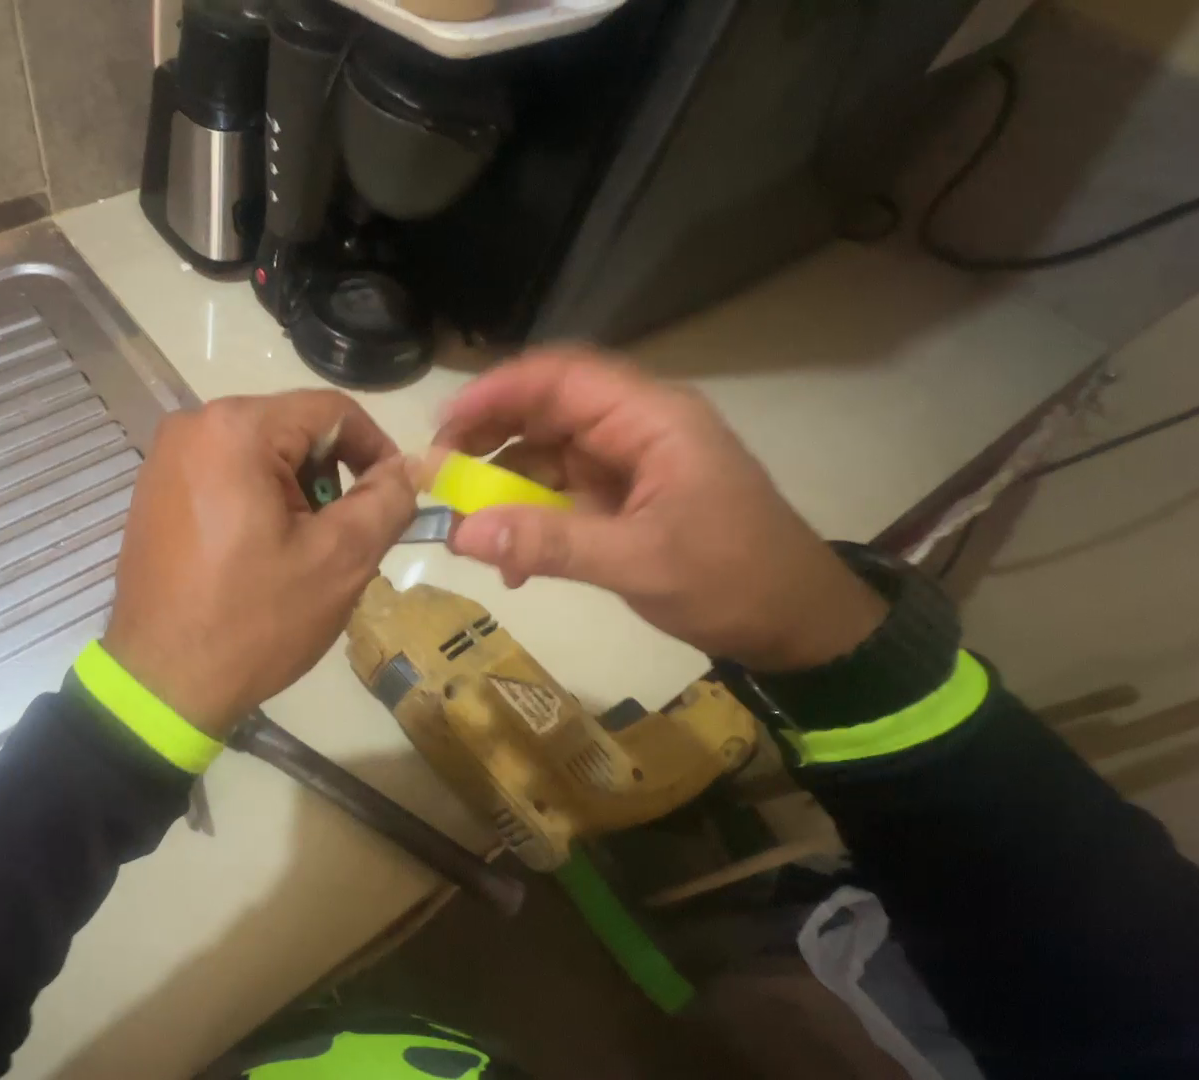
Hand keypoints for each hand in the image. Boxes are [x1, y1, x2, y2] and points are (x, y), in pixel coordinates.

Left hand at [105, 392, 415, 736]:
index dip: (375, 448)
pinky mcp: (151, 493)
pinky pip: (221, 477)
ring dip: (293, 494)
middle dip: (328, 478)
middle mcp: (191, 427)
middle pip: (290, 431)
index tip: (392, 497)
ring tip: (299, 554)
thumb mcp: (339, 560)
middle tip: (341, 538)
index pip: (331, 411)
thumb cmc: (254, 620)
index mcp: (235, 428)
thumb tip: (407, 467)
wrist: (161, 683)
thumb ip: (386, 500)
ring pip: (257, 456)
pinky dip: (254, 502)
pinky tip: (257, 556)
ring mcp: (163, 460)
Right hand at [432, 350, 886, 671]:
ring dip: (501, 486)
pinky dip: (525, 520)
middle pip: (544, 410)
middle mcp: (633, 429)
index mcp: (651, 420)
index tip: (443, 425)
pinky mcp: (618, 499)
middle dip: (487, 437)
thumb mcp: (640, 562)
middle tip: (439, 473)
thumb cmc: (734, 581)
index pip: (563, 377)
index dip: (498, 391)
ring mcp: (624, 465)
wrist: (797, 627)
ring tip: (465, 525)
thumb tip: (460, 535)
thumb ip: (549, 544)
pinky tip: (509, 562)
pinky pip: (556, 495)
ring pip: (543, 454)